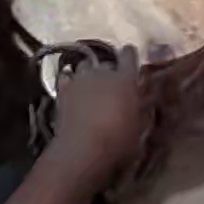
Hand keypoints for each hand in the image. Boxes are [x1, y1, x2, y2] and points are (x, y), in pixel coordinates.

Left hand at [47, 44, 144, 183]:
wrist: (82, 150)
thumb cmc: (118, 141)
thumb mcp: (138, 127)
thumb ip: (140, 109)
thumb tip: (141, 102)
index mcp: (126, 78)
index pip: (129, 54)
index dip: (130, 57)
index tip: (131, 63)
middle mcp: (102, 72)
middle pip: (107, 62)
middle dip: (110, 71)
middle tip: (112, 86)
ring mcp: (80, 79)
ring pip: (85, 66)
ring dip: (89, 74)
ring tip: (91, 86)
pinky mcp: (62, 90)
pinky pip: (67, 78)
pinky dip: (71, 83)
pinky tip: (73, 92)